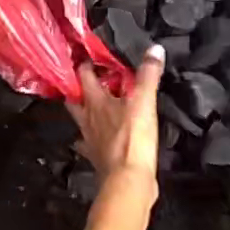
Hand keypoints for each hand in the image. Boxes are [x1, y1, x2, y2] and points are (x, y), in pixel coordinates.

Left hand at [66, 46, 163, 201]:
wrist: (128, 180)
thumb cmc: (133, 138)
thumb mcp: (144, 102)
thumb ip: (148, 75)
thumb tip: (154, 49)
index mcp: (95, 101)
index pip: (83, 75)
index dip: (86, 65)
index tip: (91, 57)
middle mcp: (86, 118)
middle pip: (75, 98)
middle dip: (78, 89)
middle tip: (87, 82)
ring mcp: (89, 138)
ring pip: (80, 120)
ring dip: (84, 112)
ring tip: (92, 107)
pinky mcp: (96, 157)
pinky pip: (88, 145)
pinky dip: (90, 140)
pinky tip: (94, 140)